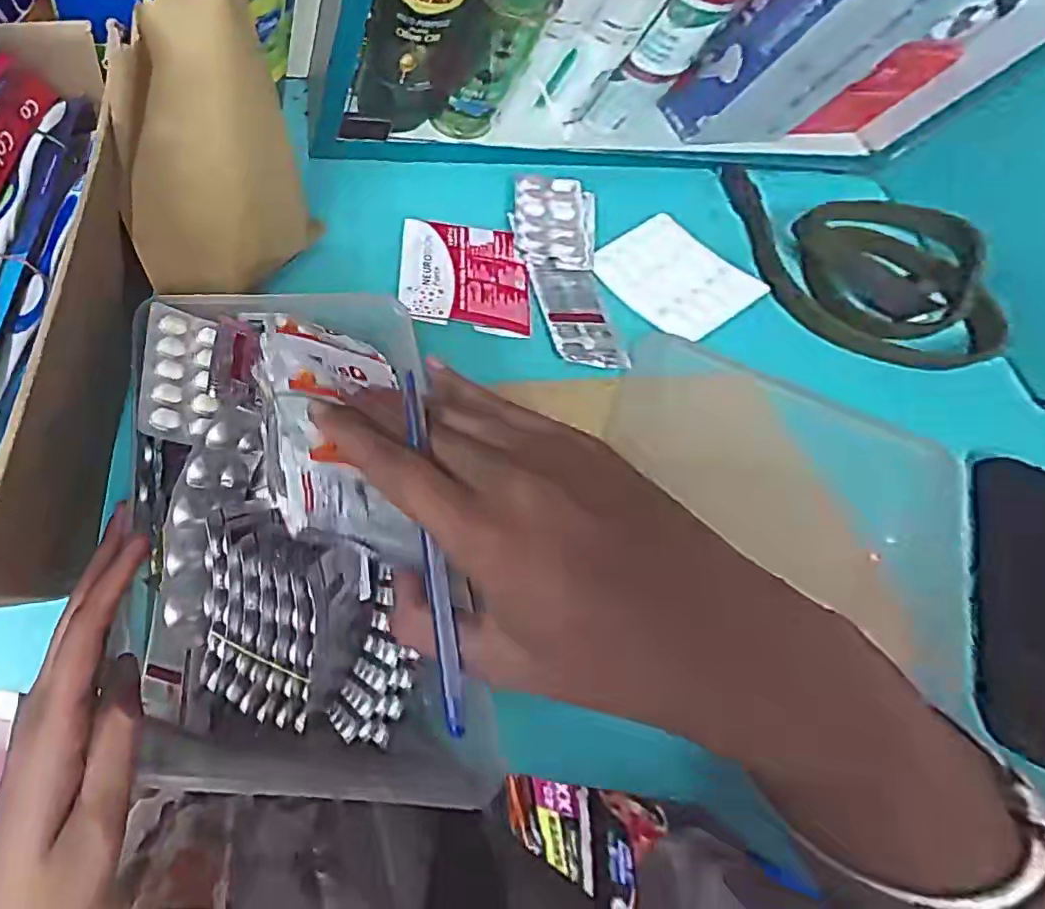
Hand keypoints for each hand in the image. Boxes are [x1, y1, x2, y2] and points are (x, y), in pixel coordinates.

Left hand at [0, 507, 147, 908]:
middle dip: (99, 564)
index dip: (112, 579)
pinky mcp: (45, 731)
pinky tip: (107, 618)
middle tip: (127, 518)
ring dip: (95, 586)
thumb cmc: (52, 888)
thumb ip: (115, 747)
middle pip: (71, 619)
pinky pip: (72, 657)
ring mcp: (38, 717)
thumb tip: (129, 670)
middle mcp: (39, 706)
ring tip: (121, 550)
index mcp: (52, 721)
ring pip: (69, 634)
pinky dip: (92, 621)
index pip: (85, 631)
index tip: (139, 538)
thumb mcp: (96, 829)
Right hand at [317, 360, 1032, 894]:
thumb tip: (397, 584)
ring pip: (462, 409)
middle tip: (337, 393)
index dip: (352, 436)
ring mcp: (550, 454)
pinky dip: (466, 392)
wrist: (724, 639)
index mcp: (483, 536)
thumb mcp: (503, 665)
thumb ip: (428, 627)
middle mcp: (508, 481)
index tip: (320, 411)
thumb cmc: (604, 661)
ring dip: (412, 396)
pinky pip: (506, 408)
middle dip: (374, 407)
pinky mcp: (582, 446)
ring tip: (377, 384)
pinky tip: (443, 380)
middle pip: (423, 427)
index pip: (398, 470)